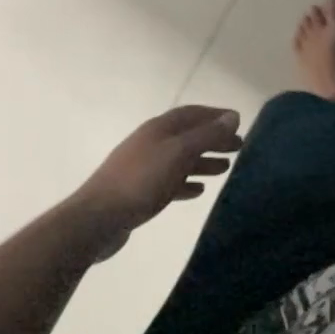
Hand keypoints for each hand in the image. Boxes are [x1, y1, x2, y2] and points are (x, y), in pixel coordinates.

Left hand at [68, 105, 241, 258]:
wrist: (95, 220)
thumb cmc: (141, 180)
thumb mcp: (179, 153)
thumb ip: (207, 135)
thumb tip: (233, 117)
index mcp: (159, 129)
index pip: (193, 113)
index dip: (216, 115)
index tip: (238, 122)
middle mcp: (151, 143)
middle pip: (188, 136)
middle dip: (214, 139)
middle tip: (238, 147)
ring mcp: (143, 168)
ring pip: (181, 160)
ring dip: (203, 161)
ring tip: (225, 169)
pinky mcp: (139, 192)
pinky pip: (170, 182)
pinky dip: (187, 182)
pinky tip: (199, 190)